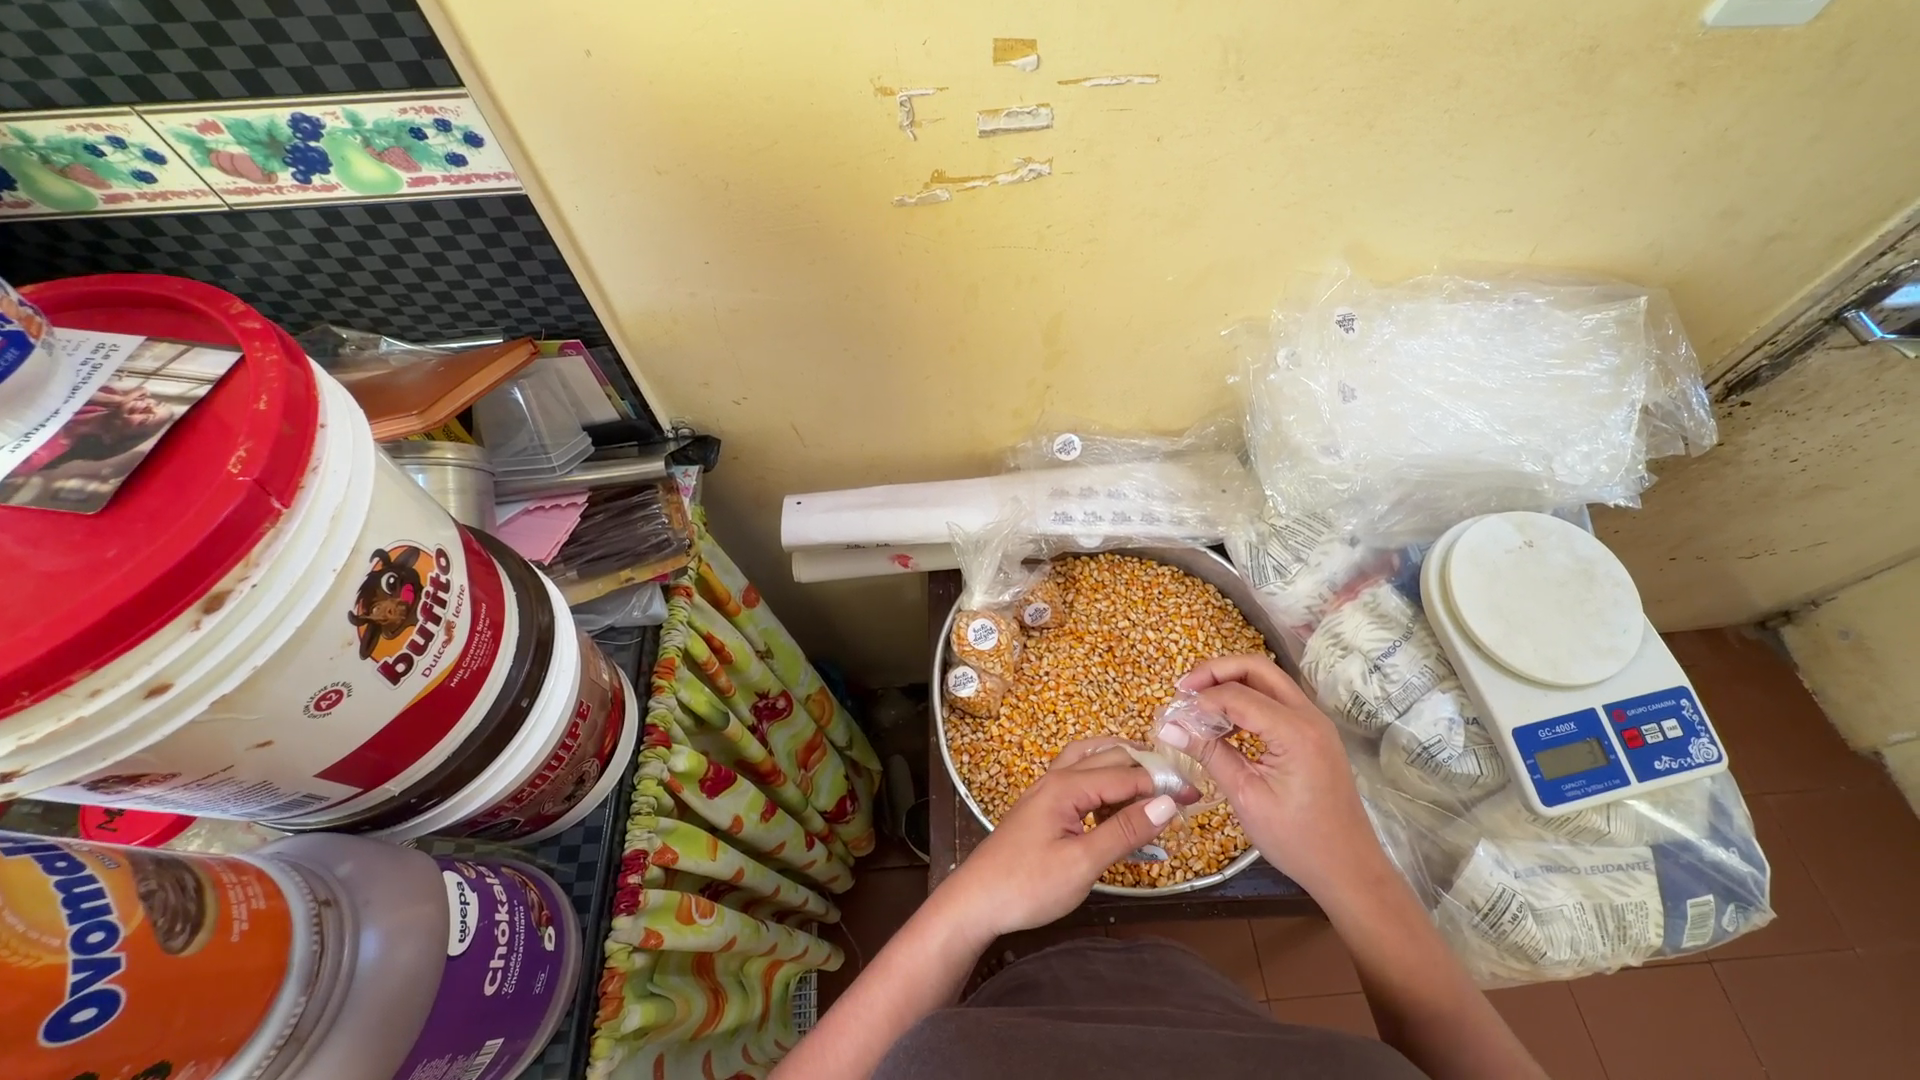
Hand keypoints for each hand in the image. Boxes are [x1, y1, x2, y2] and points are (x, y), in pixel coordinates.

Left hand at [938, 737, 1179, 938]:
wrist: (975, 902)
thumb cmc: (1027, 885)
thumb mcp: (1082, 862)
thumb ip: (1124, 831)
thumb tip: (1168, 803)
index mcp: (1067, 786)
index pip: (1127, 774)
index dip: (1163, 784)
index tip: (1195, 797)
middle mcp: (1056, 779)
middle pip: (1110, 758)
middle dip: (1147, 770)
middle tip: (1181, 791)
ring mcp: (1046, 792)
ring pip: (1091, 762)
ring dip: (1123, 769)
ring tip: (1154, 786)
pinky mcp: (1043, 809)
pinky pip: (1079, 781)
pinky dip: (1104, 785)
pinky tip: (1118, 806)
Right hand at [1162, 655, 1387, 894]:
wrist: (1349, 868)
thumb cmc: (1297, 839)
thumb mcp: (1246, 797)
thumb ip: (1209, 754)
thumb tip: (1168, 728)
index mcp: (1294, 732)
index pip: (1237, 695)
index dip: (1201, 699)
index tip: (1173, 715)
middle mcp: (1309, 716)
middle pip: (1257, 668)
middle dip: (1216, 672)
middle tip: (1183, 689)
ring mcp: (1315, 722)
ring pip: (1268, 680)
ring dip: (1231, 683)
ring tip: (1198, 705)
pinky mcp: (1314, 733)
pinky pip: (1276, 701)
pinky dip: (1247, 700)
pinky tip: (1225, 724)